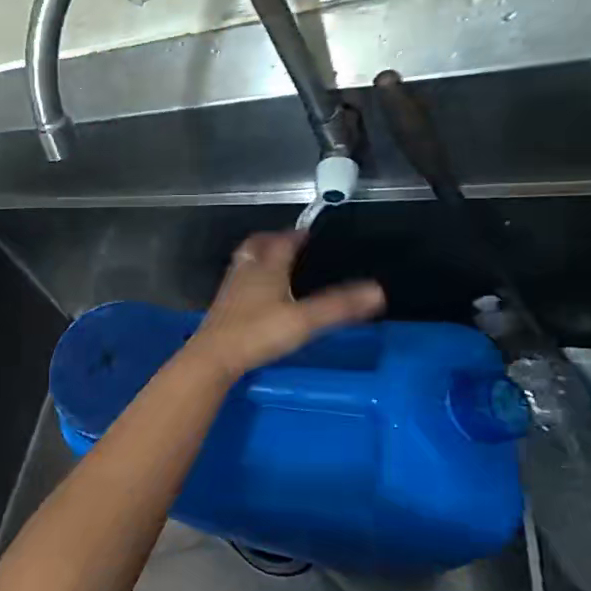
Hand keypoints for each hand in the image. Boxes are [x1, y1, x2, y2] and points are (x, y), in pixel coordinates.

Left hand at [183, 230, 386, 377]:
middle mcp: (245, 272)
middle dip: (272, 241)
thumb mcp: (304, 320)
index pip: (282, 241)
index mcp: (266, 268)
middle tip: (289, 244)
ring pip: (245, 263)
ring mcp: (230, 289)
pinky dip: (250, 279)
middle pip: (257, 246)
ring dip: (259, 258)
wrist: (213, 357)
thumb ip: (338, 307)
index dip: (297, 235)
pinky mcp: (222, 307)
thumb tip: (378, 292)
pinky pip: (238, 282)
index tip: (309, 234)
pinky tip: (257, 295)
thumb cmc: (257, 334)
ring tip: (274, 264)